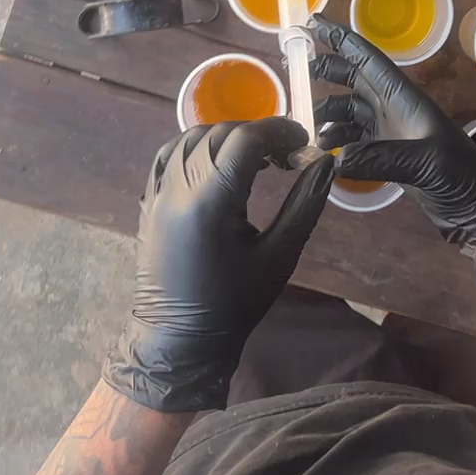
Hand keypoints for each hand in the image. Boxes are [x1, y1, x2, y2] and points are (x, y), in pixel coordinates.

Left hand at [104, 118, 333, 411]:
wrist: (178, 342)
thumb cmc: (234, 303)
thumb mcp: (279, 256)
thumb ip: (304, 204)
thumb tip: (326, 162)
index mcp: (211, 203)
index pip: (245, 140)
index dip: (279, 132)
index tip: (303, 144)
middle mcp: (179, 189)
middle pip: (220, 133)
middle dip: (258, 134)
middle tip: (286, 155)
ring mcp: (158, 193)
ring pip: (192, 137)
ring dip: (228, 136)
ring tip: (255, 157)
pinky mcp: (149, 201)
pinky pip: (168, 155)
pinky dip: (197, 146)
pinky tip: (218, 162)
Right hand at [308, 16, 475, 268]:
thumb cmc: (462, 177)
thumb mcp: (426, 164)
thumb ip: (381, 158)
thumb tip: (333, 157)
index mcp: (404, 97)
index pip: (367, 58)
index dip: (340, 38)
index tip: (312, 22)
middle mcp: (394, 107)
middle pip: (354, 78)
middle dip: (326, 70)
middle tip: (293, 69)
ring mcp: (390, 131)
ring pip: (349, 109)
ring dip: (326, 112)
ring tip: (304, 127)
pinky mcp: (388, 154)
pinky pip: (353, 138)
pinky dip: (335, 141)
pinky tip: (322, 153)